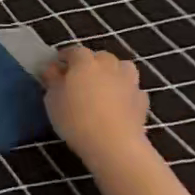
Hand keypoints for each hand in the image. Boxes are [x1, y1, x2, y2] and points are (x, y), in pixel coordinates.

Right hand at [40, 46, 151, 168]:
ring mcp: (129, 81)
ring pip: (122, 67)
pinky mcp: (142, 99)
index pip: (75, 51)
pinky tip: (117, 102)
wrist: (112, 143)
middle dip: (90, 62)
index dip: (65, 56)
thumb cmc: (74, 119)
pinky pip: (132, 87)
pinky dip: (125, 90)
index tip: (57, 65)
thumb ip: (52, 81)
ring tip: (103, 85)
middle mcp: (109, 67)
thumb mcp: (52, 99)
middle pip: (101, 56)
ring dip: (112, 71)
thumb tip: (52, 69)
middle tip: (79, 77)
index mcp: (85, 63)